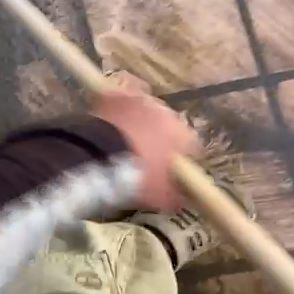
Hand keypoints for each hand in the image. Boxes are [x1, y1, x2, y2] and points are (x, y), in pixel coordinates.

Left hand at [92, 86, 198, 211]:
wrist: (101, 157)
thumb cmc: (139, 178)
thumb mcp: (163, 197)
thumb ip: (177, 195)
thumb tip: (184, 197)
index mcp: (183, 135)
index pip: (192, 145)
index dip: (184, 159)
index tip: (175, 171)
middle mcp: (165, 111)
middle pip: (168, 124)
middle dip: (161, 137)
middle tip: (149, 155)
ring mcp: (139, 100)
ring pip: (146, 110)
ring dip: (141, 121)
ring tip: (128, 139)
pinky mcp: (115, 95)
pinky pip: (122, 100)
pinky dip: (120, 109)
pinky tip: (113, 121)